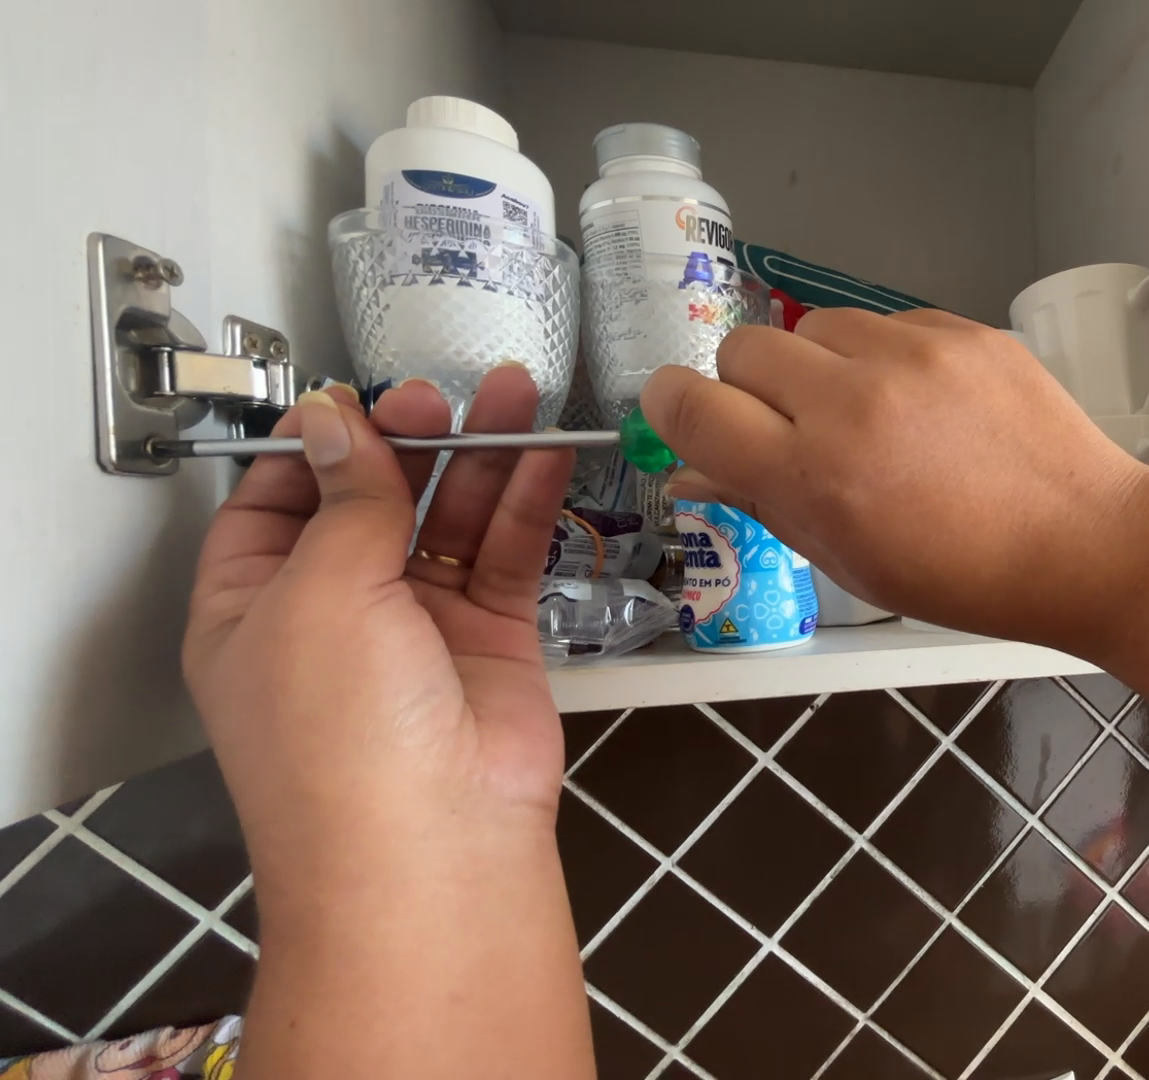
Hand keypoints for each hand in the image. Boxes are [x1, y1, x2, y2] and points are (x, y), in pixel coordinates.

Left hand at [181, 366, 573, 897]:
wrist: (440, 832)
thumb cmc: (341, 733)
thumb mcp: (319, 597)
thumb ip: (348, 504)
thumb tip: (336, 422)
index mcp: (258, 598)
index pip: (281, 496)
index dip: (323, 444)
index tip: (367, 399)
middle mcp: (341, 602)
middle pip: (383, 498)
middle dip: (420, 441)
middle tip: (456, 394)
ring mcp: (424, 616)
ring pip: (457, 518)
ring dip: (489, 460)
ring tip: (520, 401)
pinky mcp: (495, 628)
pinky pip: (509, 552)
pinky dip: (529, 504)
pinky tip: (548, 461)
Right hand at [641, 309, 1148, 649]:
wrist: (1084, 542)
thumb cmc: (963, 578)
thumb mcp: (852, 564)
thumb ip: (764, 506)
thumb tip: (696, 472)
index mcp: (815, 475)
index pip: (689, 405)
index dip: (675, 409)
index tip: (693, 419)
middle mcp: (852, 400)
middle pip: (742, 347)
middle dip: (752, 390)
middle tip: (799, 431)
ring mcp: (913, 354)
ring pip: (814, 325)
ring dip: (820, 367)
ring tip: (872, 415)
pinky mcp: (963, 329)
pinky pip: (885, 322)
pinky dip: (884, 357)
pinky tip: (927, 402)